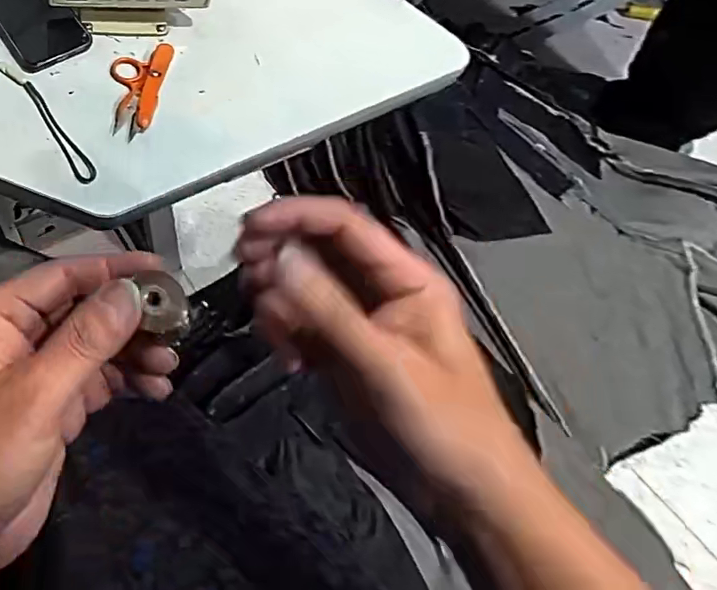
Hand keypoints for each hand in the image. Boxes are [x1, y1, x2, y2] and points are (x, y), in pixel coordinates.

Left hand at [0, 253, 178, 587]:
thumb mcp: (37, 393)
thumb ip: (86, 340)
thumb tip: (129, 292)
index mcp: (6, 311)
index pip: (67, 274)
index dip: (115, 269)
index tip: (160, 271)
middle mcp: (26, 329)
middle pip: (88, 305)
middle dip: (132, 314)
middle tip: (176, 322)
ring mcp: (44, 365)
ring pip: (100, 340)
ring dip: (135, 348)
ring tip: (168, 361)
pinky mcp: (59, 399)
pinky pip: (102, 374)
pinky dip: (129, 377)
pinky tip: (155, 387)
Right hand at [236, 197, 539, 512]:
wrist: (468, 501)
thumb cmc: (454, 431)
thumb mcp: (388, 365)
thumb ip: (329, 309)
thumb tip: (281, 258)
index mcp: (405, 278)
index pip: (342, 223)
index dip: (294, 215)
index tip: (252, 227)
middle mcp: (377, 289)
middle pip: (313, 247)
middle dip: (276, 255)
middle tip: (247, 269)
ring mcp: (354, 318)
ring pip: (297, 282)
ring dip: (275, 297)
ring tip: (274, 327)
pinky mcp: (337, 348)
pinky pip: (294, 319)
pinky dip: (280, 329)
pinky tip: (288, 356)